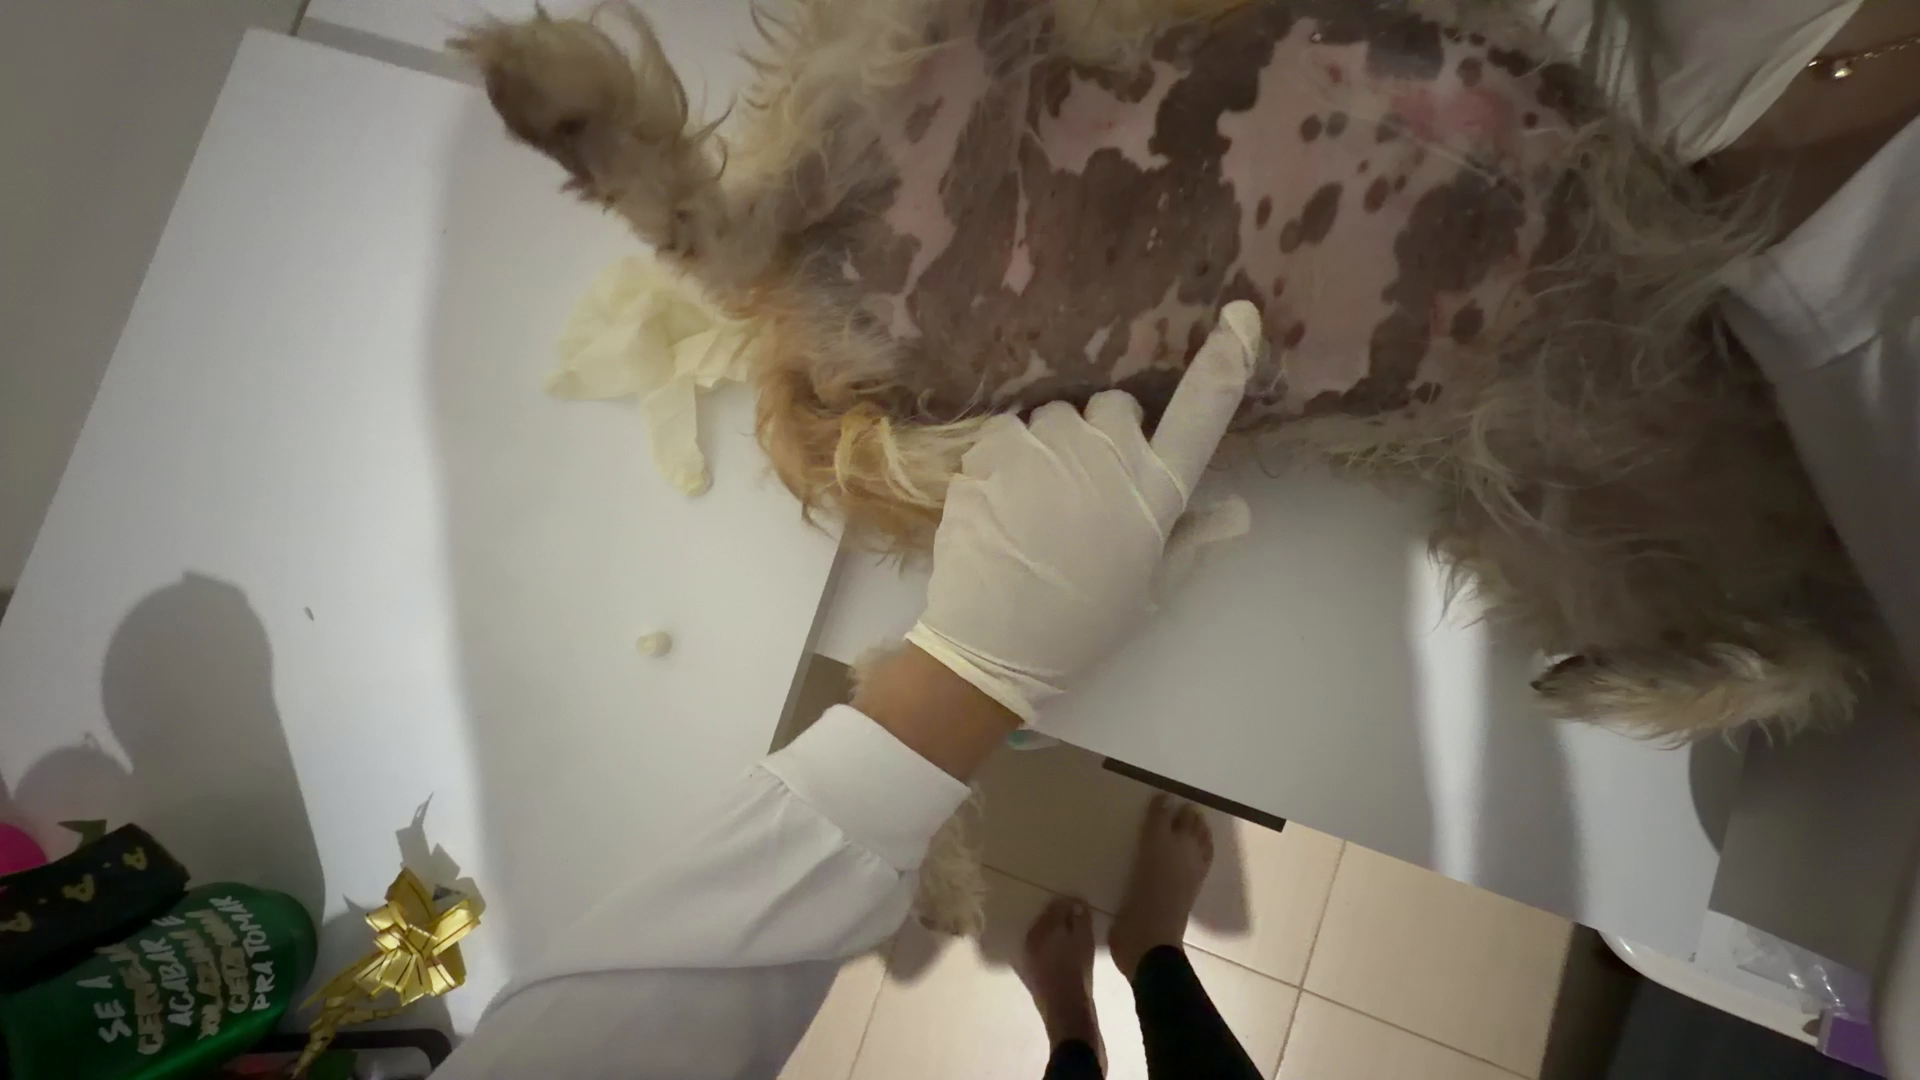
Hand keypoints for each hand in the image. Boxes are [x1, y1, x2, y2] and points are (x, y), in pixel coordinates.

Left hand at [906, 302, 1264, 721]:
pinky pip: (1005, 430)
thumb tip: (1240, 509)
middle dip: (1101, 434)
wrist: (994, 643)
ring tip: (1034, 500)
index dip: (1224, 359)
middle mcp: (1108, 455)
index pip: (1202, 411)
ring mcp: (1049, 447)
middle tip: (1083, 486)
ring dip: (1049, 445)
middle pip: (1113, 407)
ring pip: (1054, 416)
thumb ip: (1194, 541)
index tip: (1239, 315)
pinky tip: (998, 499)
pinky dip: (1002, 456)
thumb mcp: (1149, 590)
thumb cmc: (1080, 624)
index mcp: (1155, 491)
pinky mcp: (994, 448)